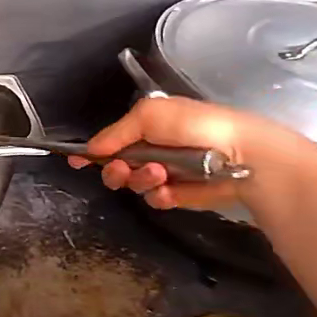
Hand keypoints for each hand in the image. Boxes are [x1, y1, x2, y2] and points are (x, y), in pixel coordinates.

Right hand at [68, 96, 316, 213]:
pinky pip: (155, 200)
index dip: (92, 152)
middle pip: (116, 167)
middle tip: (124, 169)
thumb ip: (115, 133)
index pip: (111, 141)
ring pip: (134, 184)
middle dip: (115, 170)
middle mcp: (152, 150)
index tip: (76, 162)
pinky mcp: (179, 196)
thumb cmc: (195, 126)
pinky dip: (159, 196)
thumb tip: (89, 149)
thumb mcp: (148, 115)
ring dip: (141, 180)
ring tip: (160, 174)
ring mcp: (166, 174)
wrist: (240, 153)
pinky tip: (171, 191)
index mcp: (146, 126)